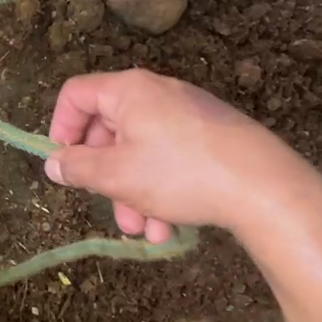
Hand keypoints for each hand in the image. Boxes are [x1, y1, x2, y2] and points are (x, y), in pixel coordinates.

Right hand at [44, 69, 308, 239]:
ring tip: (143, 230)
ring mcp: (187, 114)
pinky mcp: (210, 136)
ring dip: (132, 192)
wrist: (266, 187)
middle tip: (105, 206)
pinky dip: (160, 188)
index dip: (60, 127)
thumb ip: (77, 168)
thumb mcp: (116, 175)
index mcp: (129, 91)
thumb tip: (54, 163)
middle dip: (103, 174)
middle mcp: (157, 93)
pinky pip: (169, 158)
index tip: (62, 163)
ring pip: (140, 151)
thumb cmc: (180, 174)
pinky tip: (168, 225)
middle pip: (109, 128)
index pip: (76, 95)